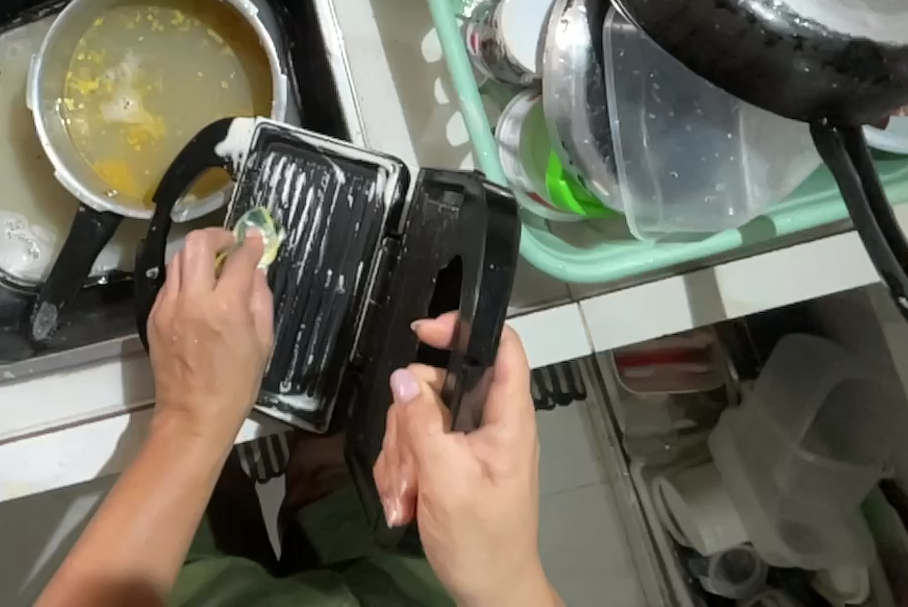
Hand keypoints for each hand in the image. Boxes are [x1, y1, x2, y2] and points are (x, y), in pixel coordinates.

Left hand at [146, 228, 274, 449]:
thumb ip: (260, 300)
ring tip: (212, 265)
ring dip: (198, 254)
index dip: (250, 244)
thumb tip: (257, 270)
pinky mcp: (154, 316)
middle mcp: (194, 299)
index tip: (255, 239)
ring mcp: (169, 306)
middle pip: (198, 243)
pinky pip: (169, 283)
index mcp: (225, 307)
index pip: (239, 258)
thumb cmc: (236, 385)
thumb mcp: (262, 343)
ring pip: (179, 258)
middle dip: (217, 235)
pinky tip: (196, 292)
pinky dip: (184, 278)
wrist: (193, 417)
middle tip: (229, 244)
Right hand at [372, 316, 559, 606]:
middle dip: (409, 418)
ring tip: (407, 493)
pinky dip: (401, 465)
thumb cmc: (481, 541)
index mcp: (506, 417)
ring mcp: (465, 438)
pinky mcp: (448, 456)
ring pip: (417, 410)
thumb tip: (401, 375)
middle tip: (408, 460)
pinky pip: (412, 438)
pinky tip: (405, 498)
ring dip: (401, 451)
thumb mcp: (446, 480)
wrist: (489, 595)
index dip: (466, 327)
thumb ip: (421, 422)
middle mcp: (487, 419)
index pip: (502, 346)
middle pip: (438, 380)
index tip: (425, 333)